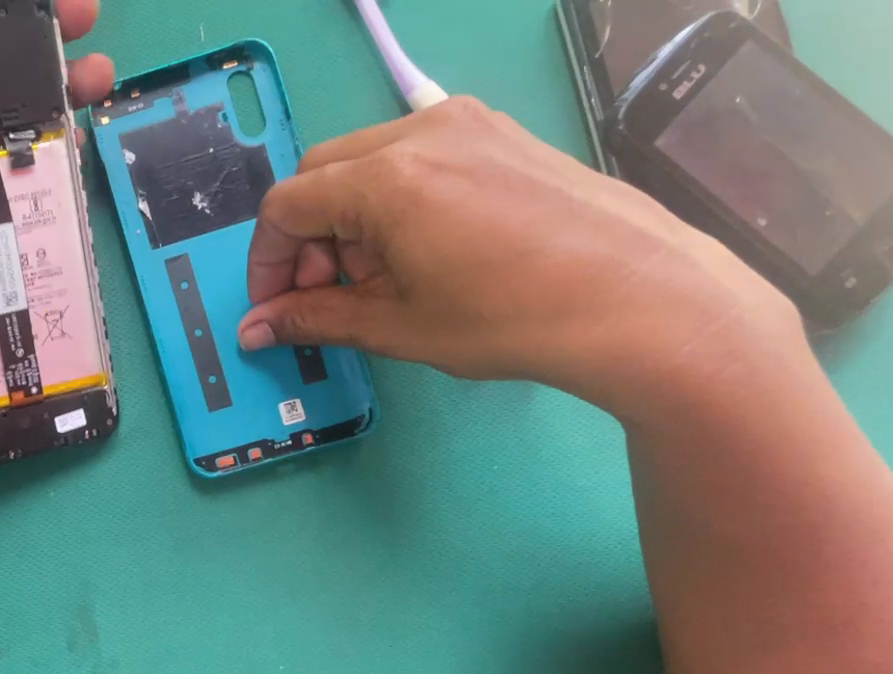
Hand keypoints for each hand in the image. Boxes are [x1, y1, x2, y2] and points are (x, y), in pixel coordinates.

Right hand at [238, 98, 806, 416]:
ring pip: (363, 163)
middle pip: (319, 175)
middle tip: (325, 294)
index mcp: (385, 179)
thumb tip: (252, 330)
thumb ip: (312, 318)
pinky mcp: (498, 134)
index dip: (266, 262)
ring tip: (378, 278)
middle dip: (305, 239)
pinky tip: (419, 250)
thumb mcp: (393, 325)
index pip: (286, 206)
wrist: (639, 299)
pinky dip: (389, 202)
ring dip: (345, 221)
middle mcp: (420, 130)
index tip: (275, 307)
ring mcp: (466, 124)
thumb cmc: (506, 318)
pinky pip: (413, 156)